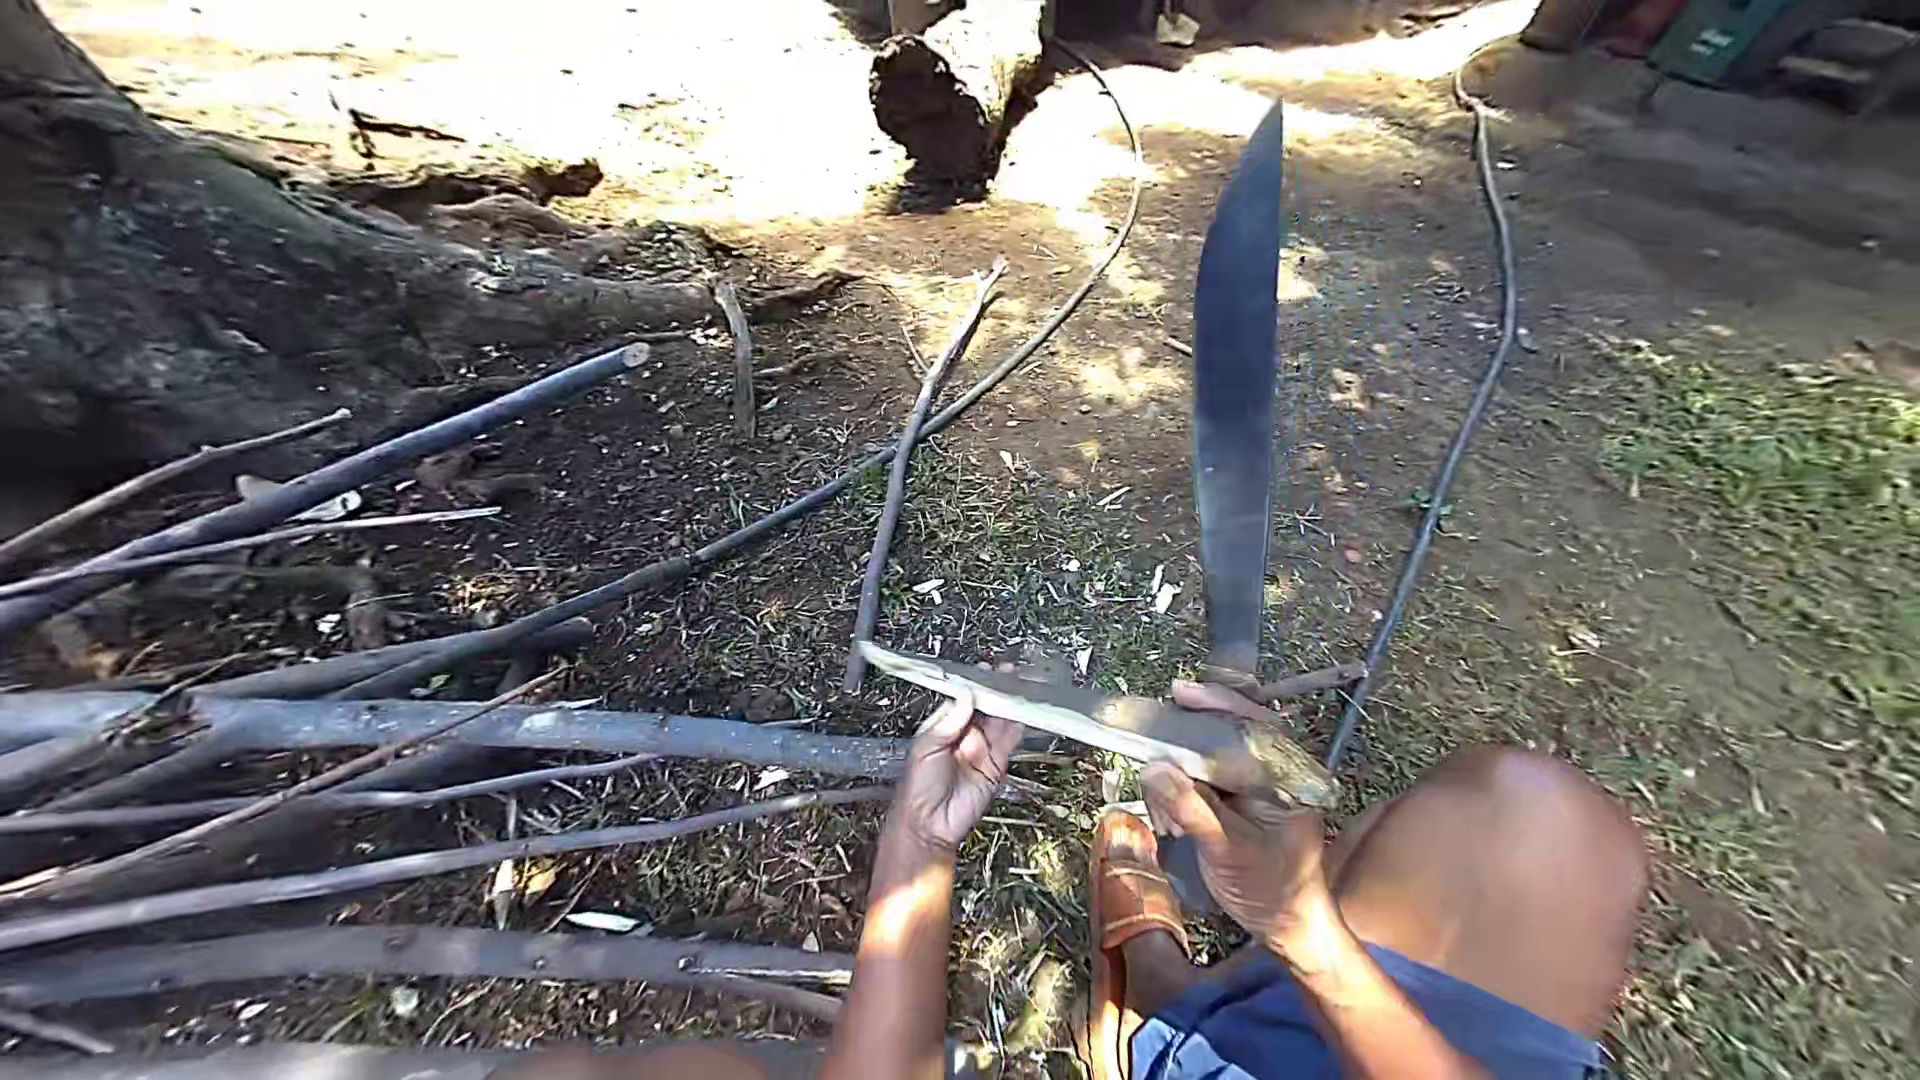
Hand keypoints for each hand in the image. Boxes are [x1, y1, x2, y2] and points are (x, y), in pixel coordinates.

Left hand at [891, 689, 1023, 855]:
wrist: (928, 824)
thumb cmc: (918, 785)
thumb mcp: (926, 747)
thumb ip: (949, 722)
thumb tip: (967, 695)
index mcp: (944, 725)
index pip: (963, 699)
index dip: (975, 685)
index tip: (986, 670)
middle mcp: (965, 734)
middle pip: (985, 707)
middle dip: (997, 690)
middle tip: (1009, 673)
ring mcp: (982, 748)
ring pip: (1000, 720)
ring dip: (1010, 704)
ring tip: (1021, 686)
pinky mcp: (996, 765)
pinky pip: (1009, 741)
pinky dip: (1019, 726)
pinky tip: (1025, 711)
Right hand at [1141, 681, 1335, 953]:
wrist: (1287, 929)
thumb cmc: (1271, 889)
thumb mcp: (1229, 849)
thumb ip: (1192, 808)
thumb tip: (1152, 768)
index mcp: (1287, 775)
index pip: (1252, 724)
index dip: (1216, 703)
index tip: (1179, 693)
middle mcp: (1269, 770)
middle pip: (1220, 731)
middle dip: (1181, 743)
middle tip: (1150, 746)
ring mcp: (1247, 782)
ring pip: (1199, 754)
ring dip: (1172, 776)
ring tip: (1163, 813)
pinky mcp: (1228, 795)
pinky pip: (1193, 776)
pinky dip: (1173, 790)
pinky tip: (1168, 817)